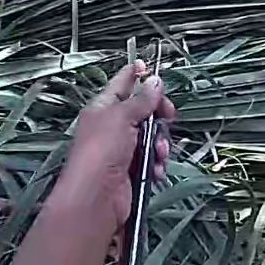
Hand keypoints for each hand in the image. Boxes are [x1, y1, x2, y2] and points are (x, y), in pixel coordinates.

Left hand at [55, 59, 174, 241]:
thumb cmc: (102, 151)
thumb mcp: (121, 117)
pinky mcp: (132, 169)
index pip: (122, 84)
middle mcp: (112, 126)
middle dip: (158, 114)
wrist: (96, 199)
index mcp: (103, 108)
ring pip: (152, 135)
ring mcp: (123, 149)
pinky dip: (157, 163)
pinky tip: (156, 169)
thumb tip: (155, 81)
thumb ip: (141, 100)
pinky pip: (152, 159)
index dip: (135, 74)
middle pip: (143, 110)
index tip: (148, 65)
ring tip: (158, 152)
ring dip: (160, 143)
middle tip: (168, 116)